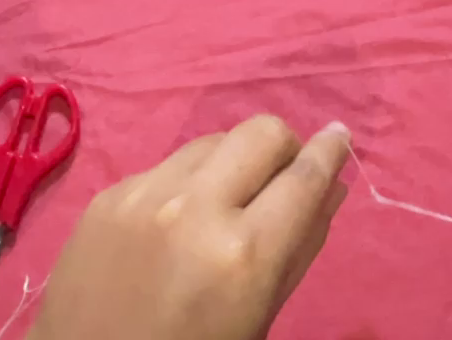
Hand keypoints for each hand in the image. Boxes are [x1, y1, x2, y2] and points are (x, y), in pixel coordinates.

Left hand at [26, 115, 351, 339]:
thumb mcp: (256, 320)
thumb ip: (298, 250)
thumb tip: (331, 190)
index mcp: (242, 254)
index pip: (303, 178)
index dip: (329, 152)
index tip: (339, 135)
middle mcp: (195, 207)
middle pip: (260, 131)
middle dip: (283, 148)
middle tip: (281, 179)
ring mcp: (146, 192)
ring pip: (213, 141)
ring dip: (232, 163)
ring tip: (224, 205)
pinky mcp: (111, 191)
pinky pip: (167, 165)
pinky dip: (186, 184)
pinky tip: (173, 224)